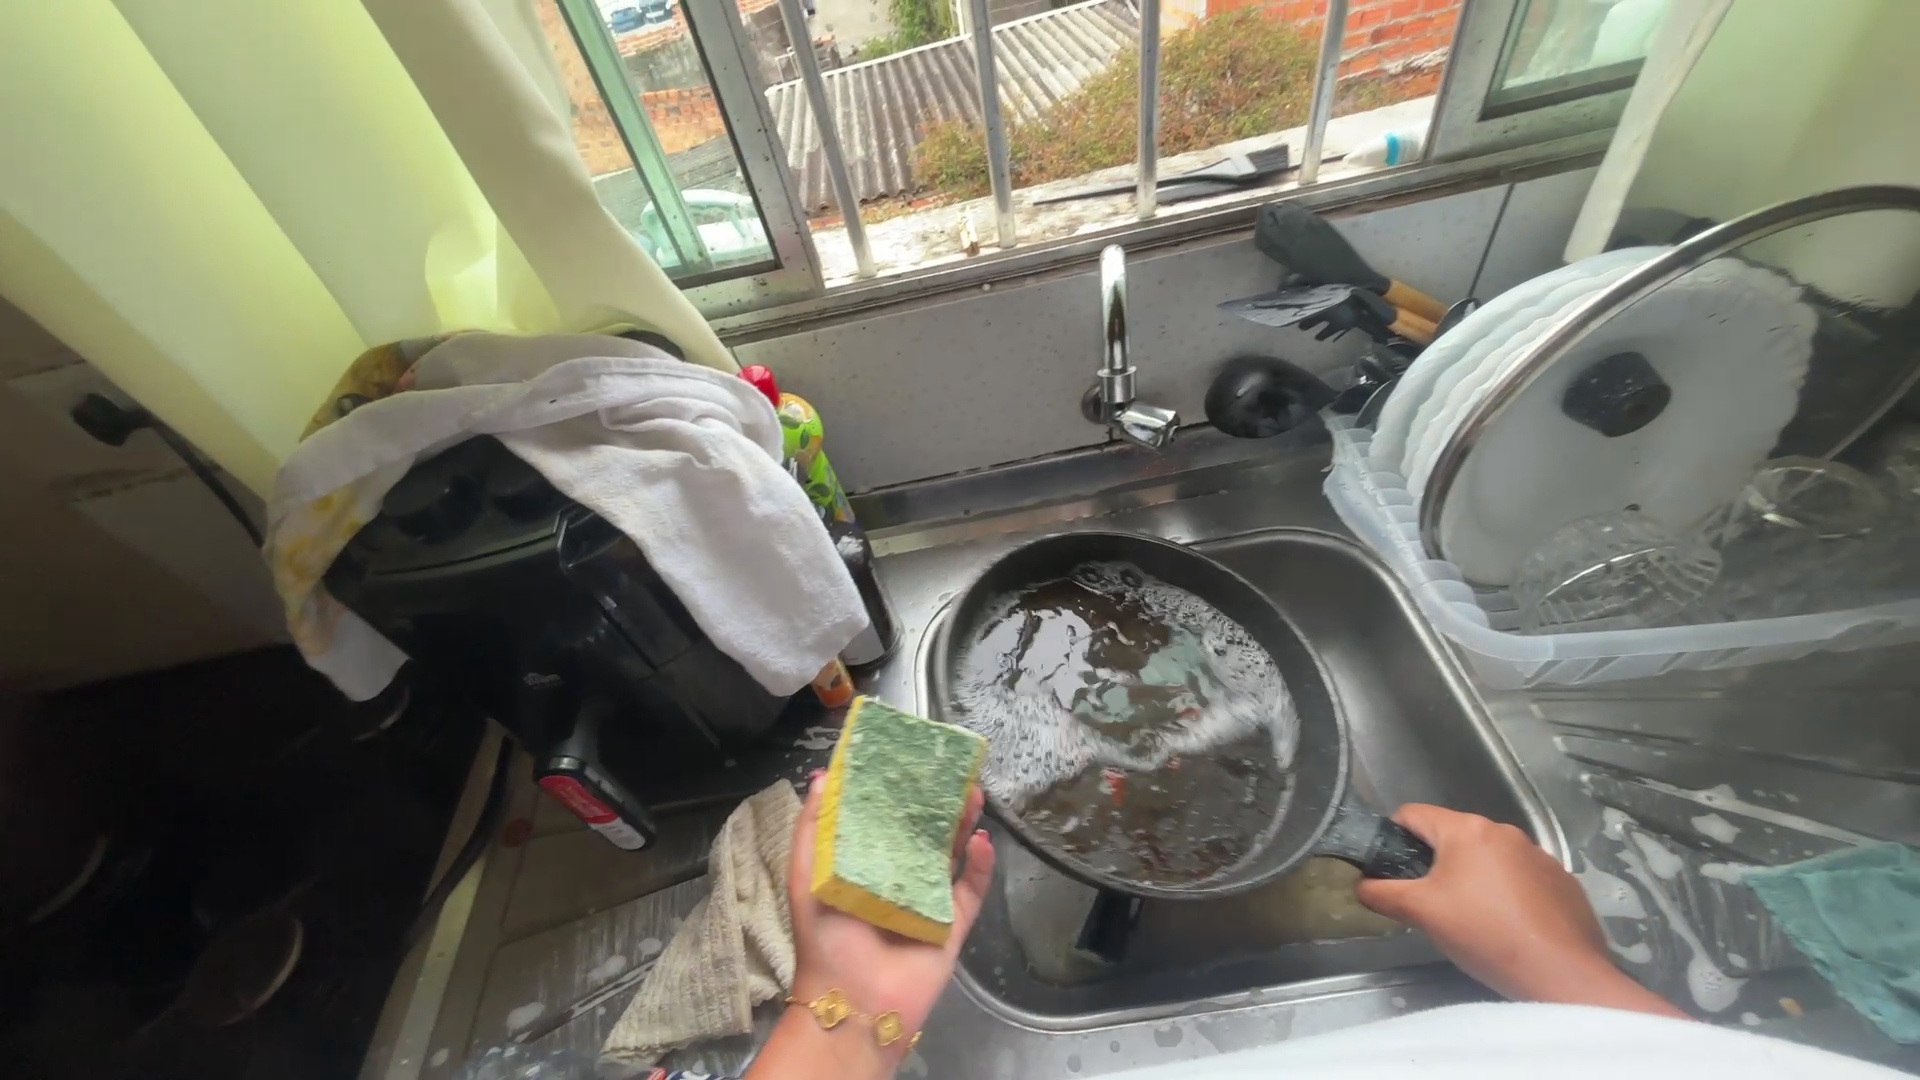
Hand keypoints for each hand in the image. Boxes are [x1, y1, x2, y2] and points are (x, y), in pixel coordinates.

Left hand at [749, 771, 994, 1079]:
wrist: (853, 1003)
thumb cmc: (825, 936)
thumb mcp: (807, 875)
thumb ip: (813, 827)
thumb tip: (824, 775)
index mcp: (865, 864)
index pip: (885, 819)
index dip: (898, 790)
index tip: (910, 758)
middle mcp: (899, 877)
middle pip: (925, 831)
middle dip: (939, 801)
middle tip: (952, 771)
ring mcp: (929, 899)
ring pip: (952, 853)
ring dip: (964, 823)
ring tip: (973, 793)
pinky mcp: (953, 923)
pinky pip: (970, 889)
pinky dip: (979, 864)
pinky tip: (981, 840)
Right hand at [1356, 804, 1684, 1017]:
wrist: (1566, 979)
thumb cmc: (1485, 934)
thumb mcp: (1421, 912)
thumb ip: (1381, 893)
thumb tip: (1360, 886)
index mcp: (1466, 829)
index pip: (1411, 813)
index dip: (1393, 836)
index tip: (1394, 868)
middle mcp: (1504, 831)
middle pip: (1451, 835)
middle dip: (1435, 860)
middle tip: (1431, 898)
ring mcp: (1540, 855)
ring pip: (1487, 855)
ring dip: (1474, 874)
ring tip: (1474, 914)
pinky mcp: (1566, 882)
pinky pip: (1521, 875)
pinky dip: (1509, 891)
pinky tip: (1511, 924)